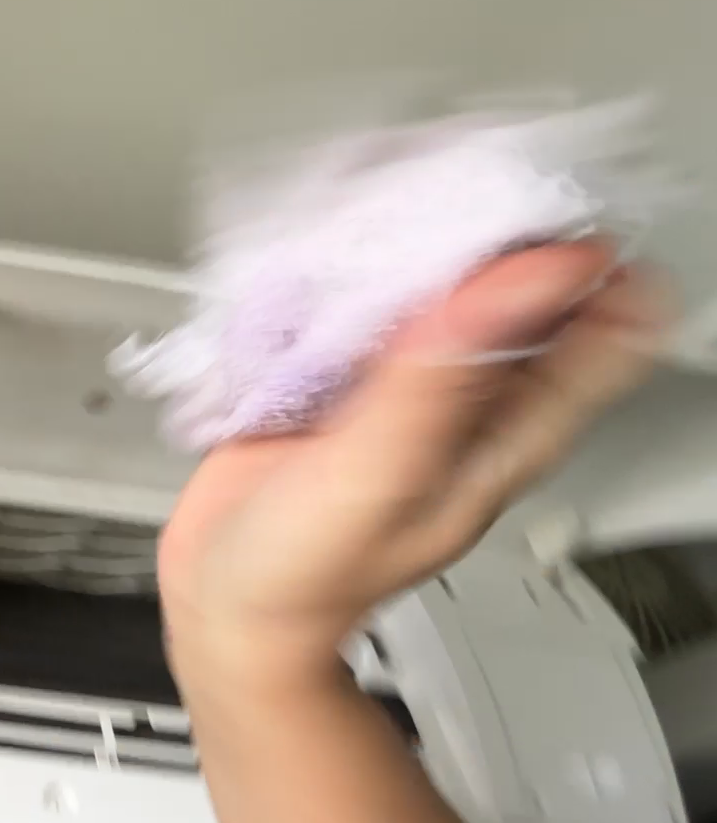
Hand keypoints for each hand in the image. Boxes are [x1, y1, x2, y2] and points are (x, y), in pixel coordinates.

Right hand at [158, 243, 668, 686]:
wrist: (219, 601)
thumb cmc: (304, 571)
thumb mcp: (378, 476)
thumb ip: (442, 380)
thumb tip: (534, 274)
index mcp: (505, 427)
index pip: (604, 318)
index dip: (576, 258)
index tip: (511, 221)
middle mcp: (448, 402)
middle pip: (494, 293)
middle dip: (459, 248)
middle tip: (405, 225)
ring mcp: (372, 395)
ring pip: (402, 302)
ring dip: (373, 270)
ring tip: (336, 255)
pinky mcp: (303, 394)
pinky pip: (321, 326)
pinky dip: (306, 301)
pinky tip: (281, 299)